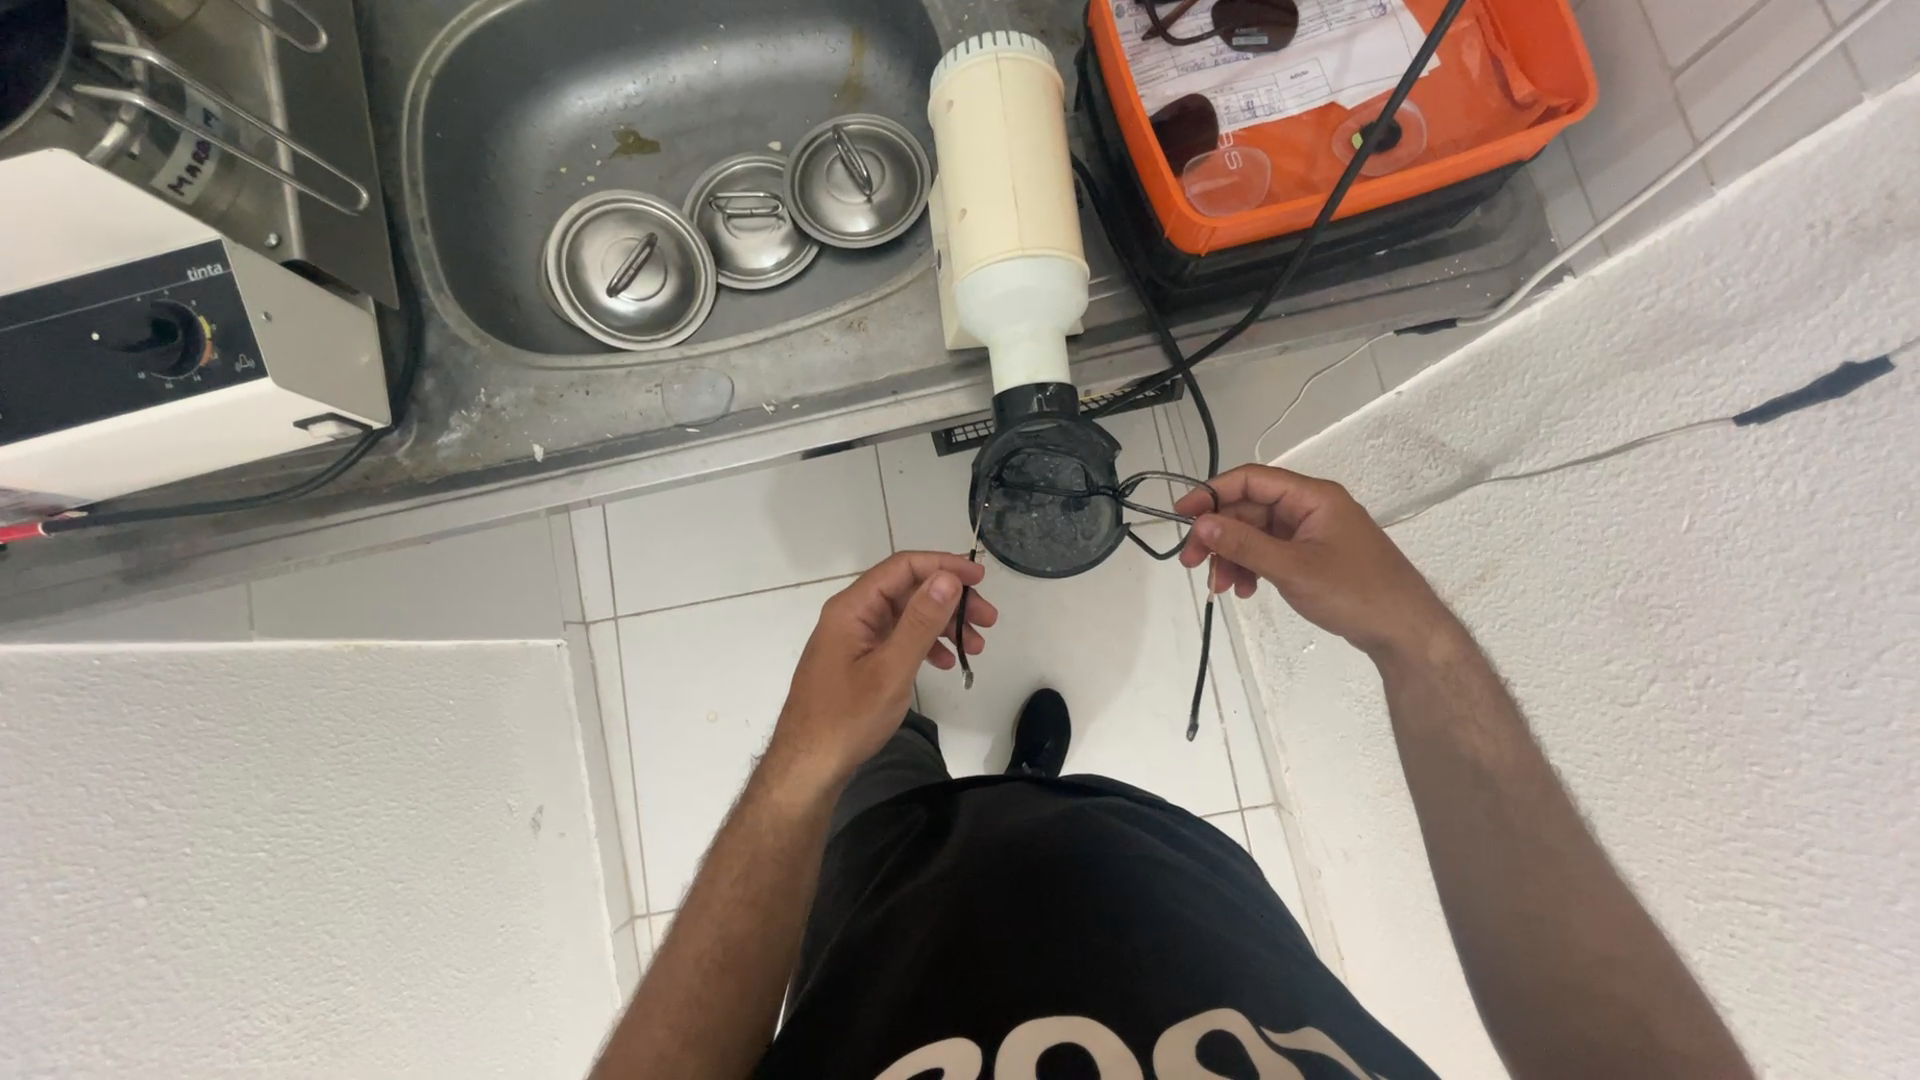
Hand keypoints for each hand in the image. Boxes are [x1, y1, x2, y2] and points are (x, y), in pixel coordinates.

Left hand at [769, 552, 996, 787]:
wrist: (808, 767)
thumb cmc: (847, 718)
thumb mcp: (891, 669)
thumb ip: (921, 621)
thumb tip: (947, 578)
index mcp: (852, 608)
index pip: (903, 567)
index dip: (944, 566)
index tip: (981, 579)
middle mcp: (852, 614)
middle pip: (908, 589)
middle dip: (950, 600)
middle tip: (989, 620)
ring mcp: (854, 638)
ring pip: (906, 615)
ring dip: (943, 624)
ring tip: (977, 647)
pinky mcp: (859, 659)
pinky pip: (898, 639)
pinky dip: (925, 645)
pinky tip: (946, 662)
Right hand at [1175, 465, 1456, 659]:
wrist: (1404, 630)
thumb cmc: (1355, 592)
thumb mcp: (1293, 568)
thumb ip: (1245, 544)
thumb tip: (1202, 524)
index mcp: (1311, 497)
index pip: (1250, 480)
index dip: (1211, 494)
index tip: (1181, 516)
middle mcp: (1309, 508)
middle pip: (1248, 509)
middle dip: (1217, 535)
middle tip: (1191, 562)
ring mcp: (1310, 532)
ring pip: (1254, 533)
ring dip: (1231, 556)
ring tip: (1220, 586)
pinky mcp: (1310, 555)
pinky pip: (1268, 551)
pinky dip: (1250, 568)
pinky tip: (1244, 589)